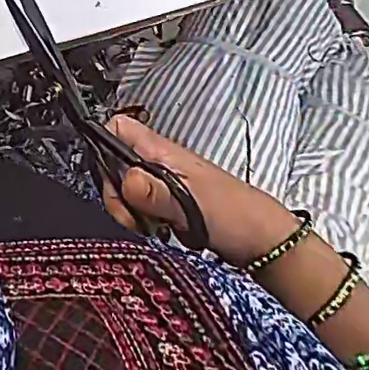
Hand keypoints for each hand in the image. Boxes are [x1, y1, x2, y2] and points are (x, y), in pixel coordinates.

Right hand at [101, 115, 303, 265]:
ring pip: (126, 188)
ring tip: (153, 226)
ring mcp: (163, 182)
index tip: (113, 182)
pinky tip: (160, 230)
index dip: (104, 147)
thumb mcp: (190, 204)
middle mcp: (158, 162)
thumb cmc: (234, 215)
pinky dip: (144, 220)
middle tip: (134, 216)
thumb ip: (154, 192)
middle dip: (116, 192)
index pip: (117, 128)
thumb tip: (123, 179)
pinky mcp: (168, 203)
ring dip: (131, 210)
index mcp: (161, 151)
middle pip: (114, 163)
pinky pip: (141, 206)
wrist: (264, 241)